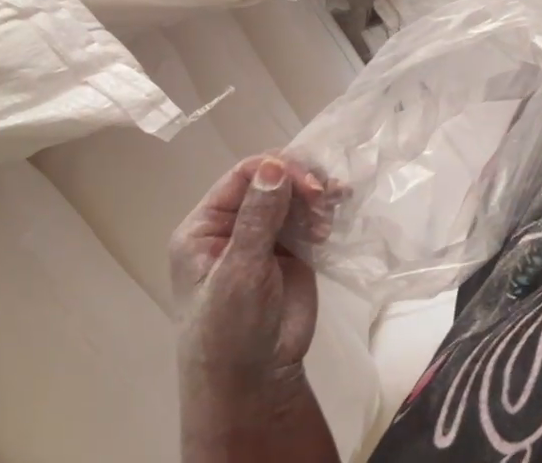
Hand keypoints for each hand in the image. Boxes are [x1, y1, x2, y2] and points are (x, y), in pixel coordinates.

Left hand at [171, 155, 341, 462]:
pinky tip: (336, 216)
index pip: (245, 176)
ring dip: (318, 197)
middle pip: (274, 179)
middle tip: (325, 198)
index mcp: (205, 228)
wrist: (255, 376)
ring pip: (296, 195)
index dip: (280, 170)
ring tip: (329, 218)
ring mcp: (265, 237)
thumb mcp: (240, 271)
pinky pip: (311, 216)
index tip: (310, 187)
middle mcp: (234, 226)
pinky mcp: (293, 249)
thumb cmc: (230, 327)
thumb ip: (258, 218)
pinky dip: (326, 210)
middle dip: (303, 182)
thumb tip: (273, 164)